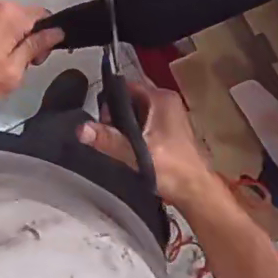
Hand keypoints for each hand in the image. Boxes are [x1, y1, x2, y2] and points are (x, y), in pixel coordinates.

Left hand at [0, 0, 62, 115]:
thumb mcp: (12, 72)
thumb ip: (36, 48)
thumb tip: (53, 34)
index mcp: (11, 14)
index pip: (45, 17)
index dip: (47, 40)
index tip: (38, 58)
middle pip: (24, 20)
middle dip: (25, 42)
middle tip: (13, 69)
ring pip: (5, 24)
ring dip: (5, 43)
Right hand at [77, 80, 222, 209]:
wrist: (196, 192)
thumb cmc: (173, 170)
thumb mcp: (136, 153)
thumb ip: (108, 139)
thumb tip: (81, 129)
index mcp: (162, 99)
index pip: (127, 85)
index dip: (110, 99)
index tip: (101, 119)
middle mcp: (167, 102)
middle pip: (131, 98)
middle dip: (116, 114)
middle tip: (108, 134)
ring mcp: (170, 116)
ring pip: (137, 111)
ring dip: (125, 125)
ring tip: (118, 143)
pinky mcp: (169, 130)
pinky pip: (145, 123)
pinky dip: (134, 132)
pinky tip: (130, 148)